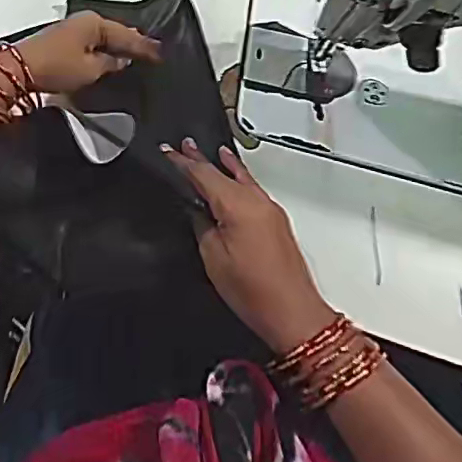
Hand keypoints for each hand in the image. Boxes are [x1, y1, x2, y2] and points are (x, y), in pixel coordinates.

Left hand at [2, 12, 160, 94]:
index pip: (128, 36)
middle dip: (132, 42)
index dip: (145, 47)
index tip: (161, 54)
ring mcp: (71, 29)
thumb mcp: (90, 69)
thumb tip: (119, 60)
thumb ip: (110, 64)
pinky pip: (91, 42)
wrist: (19, 70)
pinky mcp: (62, 41)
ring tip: (137, 52)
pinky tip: (110, 55)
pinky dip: (103, 48)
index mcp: (95, 23)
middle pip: (115, 33)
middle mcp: (84, 21)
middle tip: (153, 50)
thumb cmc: (55, 66)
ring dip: (117, 45)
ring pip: (103, 37)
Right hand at [163, 138, 339, 350]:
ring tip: (209, 152)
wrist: (293, 315)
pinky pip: (252, 187)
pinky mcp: (276, 220)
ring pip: (239, 177)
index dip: (182, 162)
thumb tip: (198, 210)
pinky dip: (239, 176)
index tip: (168, 151)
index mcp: (236, 205)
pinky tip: (235, 173)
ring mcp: (269, 209)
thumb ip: (201, 225)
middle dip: (199, 158)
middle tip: (183, 146)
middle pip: (221, 171)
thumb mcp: (212, 256)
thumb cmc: (256, 292)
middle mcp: (256, 201)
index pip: (202, 173)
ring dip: (221, 165)